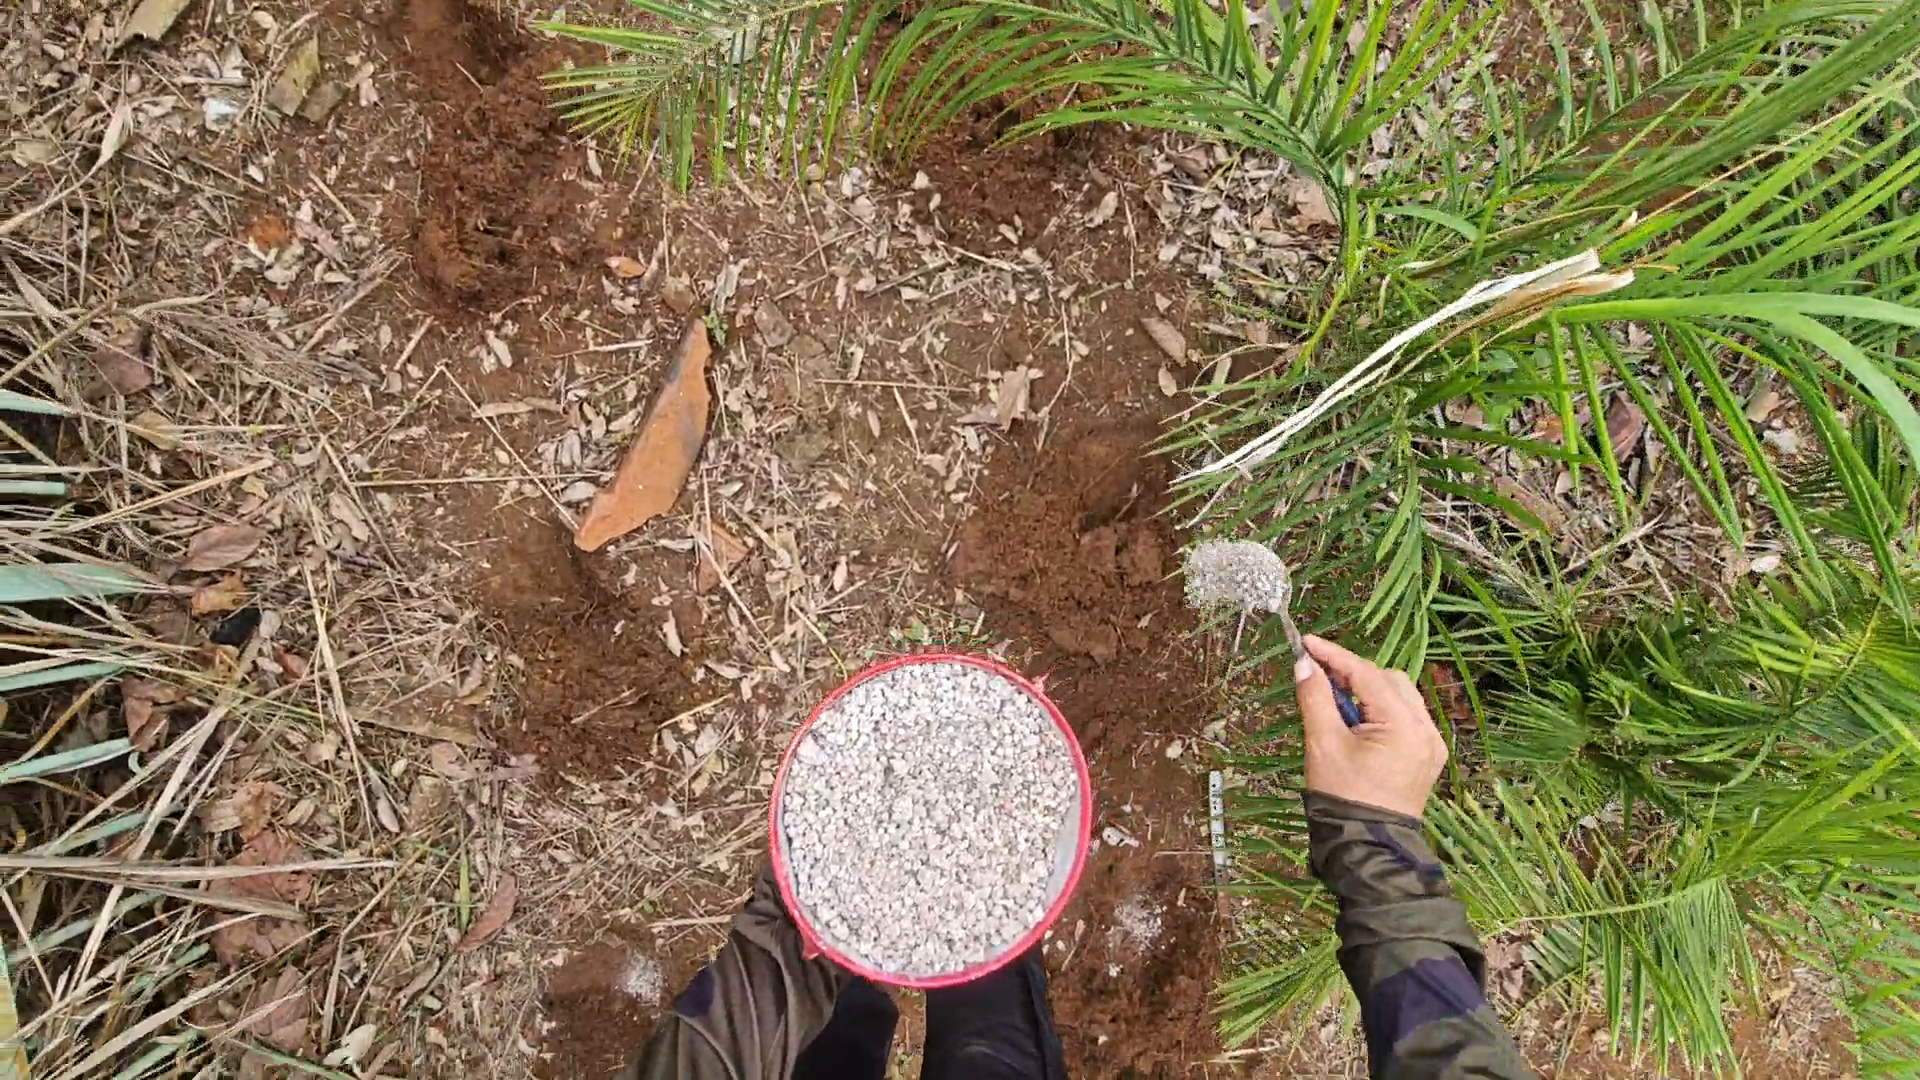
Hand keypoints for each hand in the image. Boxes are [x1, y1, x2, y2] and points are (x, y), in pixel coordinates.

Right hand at [1294, 635, 1446, 819]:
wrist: (1366, 842)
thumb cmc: (1341, 792)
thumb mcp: (1322, 741)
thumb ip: (1315, 697)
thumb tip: (1303, 663)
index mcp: (1404, 727)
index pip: (1367, 675)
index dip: (1334, 654)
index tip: (1306, 641)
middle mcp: (1426, 730)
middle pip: (1388, 679)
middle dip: (1352, 671)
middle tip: (1317, 671)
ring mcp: (1430, 743)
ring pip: (1399, 694)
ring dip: (1366, 687)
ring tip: (1333, 695)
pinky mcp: (1426, 754)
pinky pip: (1404, 715)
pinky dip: (1378, 706)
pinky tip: (1355, 716)